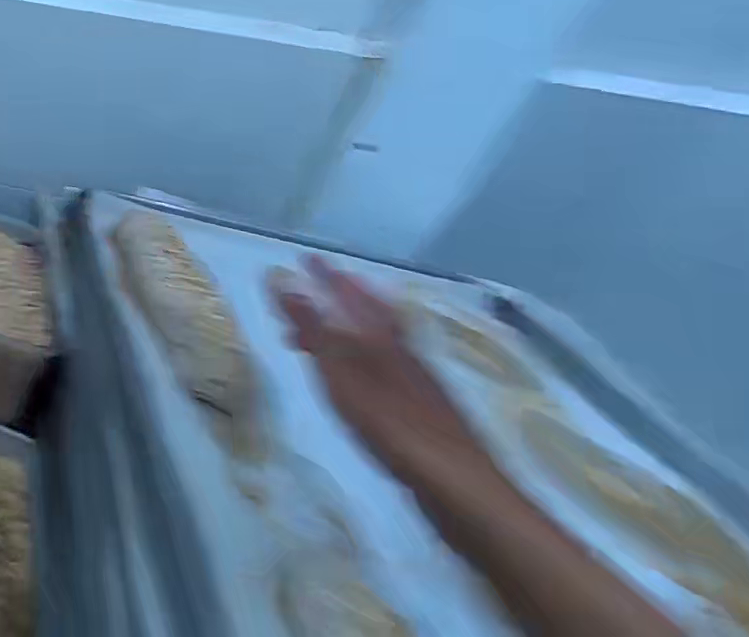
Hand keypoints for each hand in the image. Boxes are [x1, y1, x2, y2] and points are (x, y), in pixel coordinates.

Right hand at [272, 255, 494, 487]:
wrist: (464, 491)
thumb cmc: (391, 425)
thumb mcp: (340, 372)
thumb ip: (312, 328)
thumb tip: (284, 280)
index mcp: (382, 341)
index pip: (352, 297)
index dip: (328, 277)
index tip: (306, 257)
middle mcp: (405, 355)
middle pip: (372, 316)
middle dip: (343, 297)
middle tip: (315, 286)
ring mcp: (420, 385)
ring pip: (380, 341)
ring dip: (351, 327)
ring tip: (327, 329)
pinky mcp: (425, 412)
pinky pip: (386, 366)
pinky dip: (365, 357)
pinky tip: (361, 375)